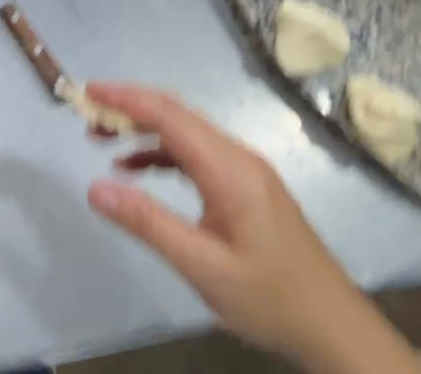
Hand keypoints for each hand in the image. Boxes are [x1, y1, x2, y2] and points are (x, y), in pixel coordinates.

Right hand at [84, 83, 420, 373]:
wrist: (337, 330)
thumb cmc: (270, 299)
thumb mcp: (203, 267)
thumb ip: (147, 223)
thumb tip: (94, 187)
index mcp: (230, 170)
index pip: (169, 116)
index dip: (125, 98)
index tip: (86, 90)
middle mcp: (239, 158)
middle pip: (176, 114)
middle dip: (127, 107)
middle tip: (83, 113)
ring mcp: (245, 171)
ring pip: (184, 131)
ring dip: (141, 128)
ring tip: (99, 139)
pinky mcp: (246, 187)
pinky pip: (195, 152)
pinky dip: (160, 151)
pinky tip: (135, 169)